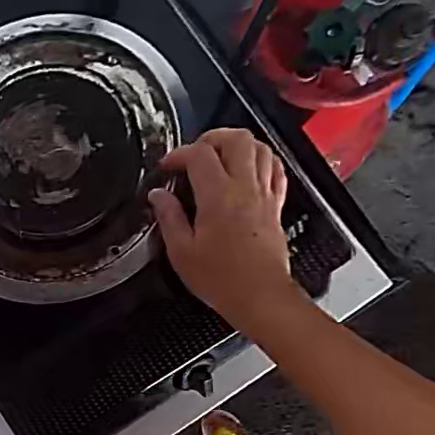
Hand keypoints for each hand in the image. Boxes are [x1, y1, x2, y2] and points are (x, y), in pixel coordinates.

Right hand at [150, 128, 303, 330]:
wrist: (260, 296)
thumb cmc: (222, 280)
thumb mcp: (182, 253)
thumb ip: (169, 218)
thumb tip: (158, 196)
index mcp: (218, 197)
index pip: (199, 154)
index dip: (178, 154)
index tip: (167, 167)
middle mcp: (245, 189)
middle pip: (235, 139)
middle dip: (211, 138)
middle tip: (194, 154)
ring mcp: (264, 195)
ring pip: (260, 147)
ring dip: (237, 145)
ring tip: (219, 158)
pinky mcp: (276, 206)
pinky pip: (275, 169)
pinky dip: (261, 161)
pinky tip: (248, 171)